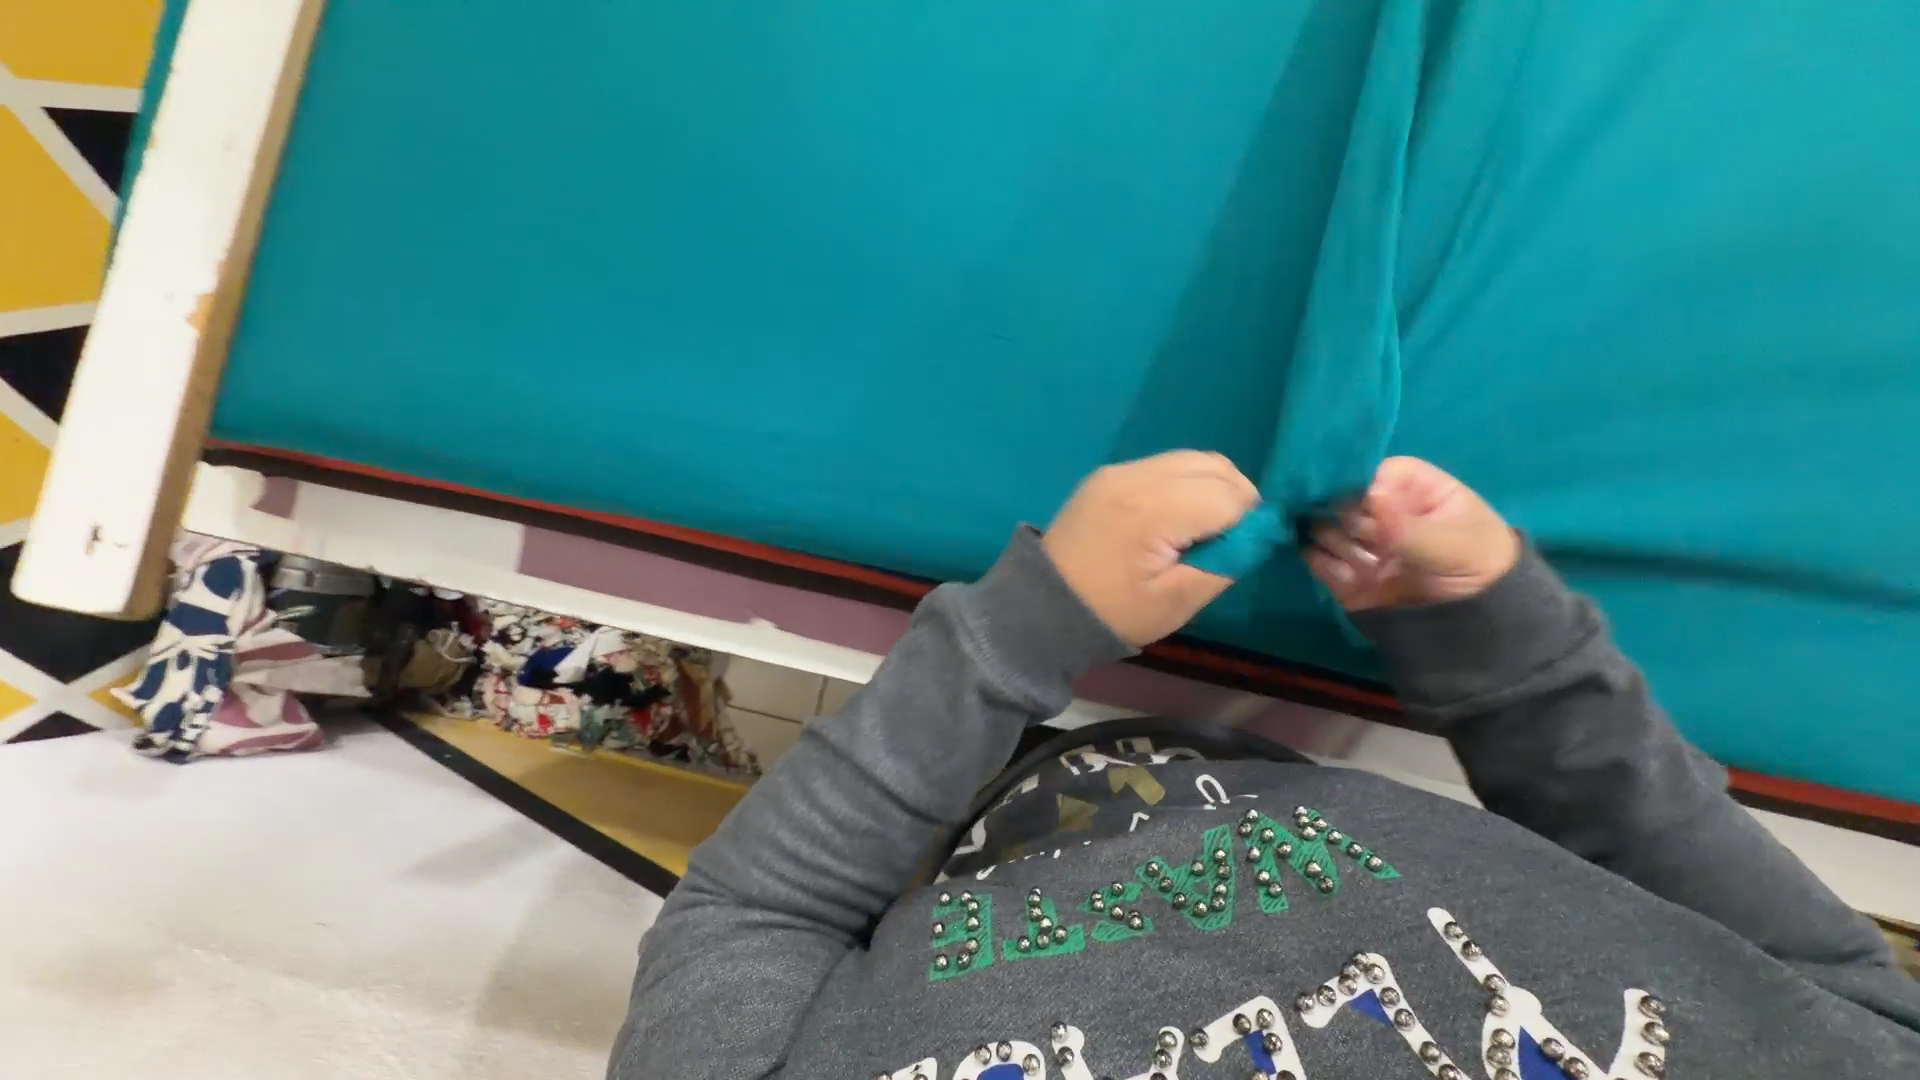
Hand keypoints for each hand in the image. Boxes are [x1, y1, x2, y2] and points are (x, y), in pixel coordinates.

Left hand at [1042, 451, 1260, 646]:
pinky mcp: (1108, 474)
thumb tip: (1258, 532)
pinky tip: (1178, 518)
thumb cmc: (1113, 613)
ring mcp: (1118, 470)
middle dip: (1236, 498)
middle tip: (1230, 539)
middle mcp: (1135, 476)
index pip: (1229, 497)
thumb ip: (1226, 562)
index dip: (1249, 523)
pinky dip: (1185, 484)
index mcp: (1152, 509)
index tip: (1243, 551)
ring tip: (1205, 529)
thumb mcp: (1178, 601)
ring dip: (1212, 487)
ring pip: (1192, 460)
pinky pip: (1165, 466)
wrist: (1044, 606)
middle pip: (1215, 467)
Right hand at [1304, 456, 1519, 610]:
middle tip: (1377, 542)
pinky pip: (1313, 556)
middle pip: (1338, 498)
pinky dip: (1326, 566)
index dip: (1364, 488)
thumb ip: (1410, 527)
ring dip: (1341, 546)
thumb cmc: (1476, 564)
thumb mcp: (1454, 545)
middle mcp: (1376, 506)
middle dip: (1352, 521)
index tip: (1369, 507)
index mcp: (1410, 486)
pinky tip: (1353, 577)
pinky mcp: (1337, 566)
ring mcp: (1355, 538)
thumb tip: (1370, 498)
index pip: (1371, 472)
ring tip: (1371, 564)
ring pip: (1321, 527)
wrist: (1471, 618)